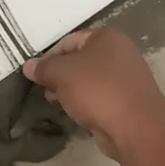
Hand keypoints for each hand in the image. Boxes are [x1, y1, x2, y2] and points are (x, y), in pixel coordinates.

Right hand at [21, 28, 164, 157]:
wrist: (135, 127)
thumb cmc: (97, 91)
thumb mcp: (62, 74)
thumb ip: (43, 68)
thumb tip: (29, 66)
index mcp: (107, 37)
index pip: (69, 41)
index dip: (49, 57)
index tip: (37, 75)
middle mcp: (120, 53)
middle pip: (79, 60)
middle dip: (59, 75)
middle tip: (45, 90)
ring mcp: (126, 78)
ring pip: (89, 80)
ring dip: (71, 91)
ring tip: (57, 103)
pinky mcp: (127, 101)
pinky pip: (99, 97)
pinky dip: (86, 103)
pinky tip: (76, 114)